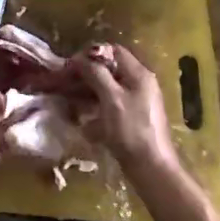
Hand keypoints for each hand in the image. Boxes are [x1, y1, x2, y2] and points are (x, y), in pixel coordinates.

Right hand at [78, 45, 177, 173]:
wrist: (152, 169)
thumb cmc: (131, 130)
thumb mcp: (112, 99)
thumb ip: (97, 74)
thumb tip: (81, 59)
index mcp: (139, 74)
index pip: (114, 51)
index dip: (92, 53)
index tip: (73, 64)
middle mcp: (140, 84)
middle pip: (111, 69)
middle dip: (88, 73)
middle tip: (67, 81)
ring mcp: (138, 102)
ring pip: (109, 88)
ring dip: (90, 91)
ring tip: (71, 99)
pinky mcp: (133, 119)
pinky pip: (111, 105)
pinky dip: (97, 107)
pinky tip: (84, 120)